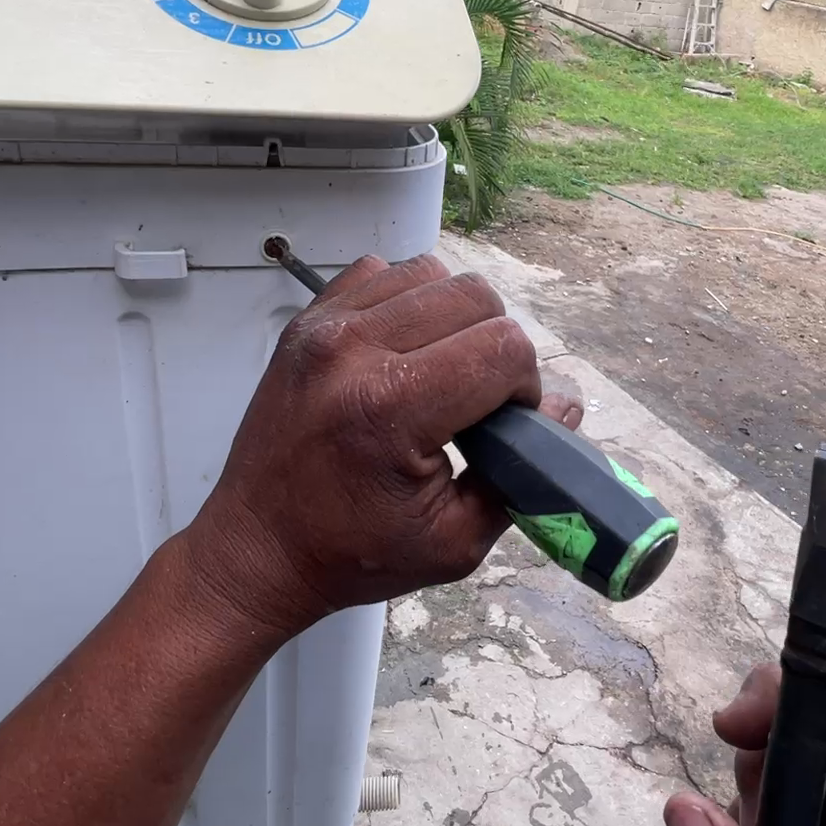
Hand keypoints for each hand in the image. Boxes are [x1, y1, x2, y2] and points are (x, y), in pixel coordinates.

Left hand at [185, 254, 581, 634]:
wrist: (258, 547)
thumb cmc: (351, 552)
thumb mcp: (454, 541)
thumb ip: (522, 472)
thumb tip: (567, 404)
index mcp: (392, 406)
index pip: (503, 347)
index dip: (523, 385)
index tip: (503, 420)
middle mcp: (354, 348)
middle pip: (475, 296)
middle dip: (496, 346)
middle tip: (476, 397)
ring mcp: (323, 325)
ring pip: (432, 273)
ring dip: (454, 317)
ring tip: (439, 368)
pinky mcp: (306, 321)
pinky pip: (381, 273)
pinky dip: (407, 301)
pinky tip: (400, 348)